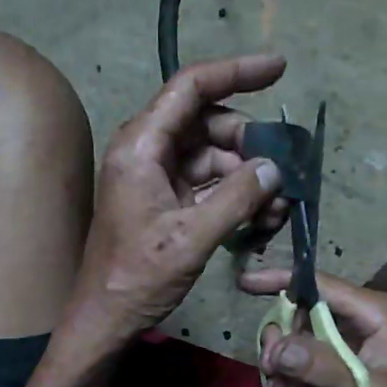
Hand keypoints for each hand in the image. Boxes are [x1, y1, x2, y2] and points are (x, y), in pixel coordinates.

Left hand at [62, 55, 290, 344]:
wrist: (105, 317)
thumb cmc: (138, 278)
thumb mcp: (191, 238)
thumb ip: (237, 198)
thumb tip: (274, 169)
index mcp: (140, 147)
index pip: (190, 87)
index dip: (236, 72)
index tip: (280, 69)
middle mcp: (145, 152)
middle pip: (206, 122)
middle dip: (248, 143)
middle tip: (280, 172)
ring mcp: (154, 176)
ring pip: (211, 155)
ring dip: (246, 175)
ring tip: (276, 208)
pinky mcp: (163, 201)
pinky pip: (206, 183)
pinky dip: (233, 195)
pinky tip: (260, 218)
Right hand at [241, 266, 386, 386]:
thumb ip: (325, 369)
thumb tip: (278, 348)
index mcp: (377, 312)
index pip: (321, 285)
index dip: (282, 282)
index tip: (245, 284)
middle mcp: (362, 318)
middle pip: (303, 314)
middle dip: (280, 342)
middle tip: (268, 370)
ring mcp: (352, 340)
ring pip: (300, 339)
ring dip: (282, 365)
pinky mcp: (344, 361)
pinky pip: (306, 359)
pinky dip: (292, 377)